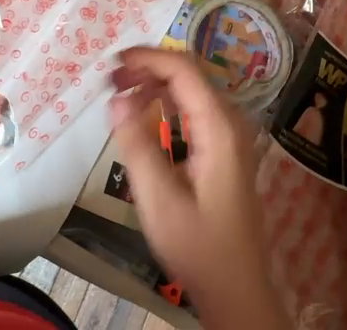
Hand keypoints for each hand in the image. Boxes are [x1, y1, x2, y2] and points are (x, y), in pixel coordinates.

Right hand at [109, 47, 285, 329]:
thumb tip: (116, 99)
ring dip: (155, 85)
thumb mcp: (160, 201)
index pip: (184, 70)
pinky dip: (166, 104)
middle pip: (189, 74)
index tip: (112, 63)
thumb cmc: (199, 247)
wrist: (237, 288)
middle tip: (110, 81)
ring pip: (191, 90)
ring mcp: (230, 135)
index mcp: (219, 127)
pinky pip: (194, 110)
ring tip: (119, 95)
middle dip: (148, 69)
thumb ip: (137, 146)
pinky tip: (143, 117)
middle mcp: (230, 122)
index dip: (147, 58)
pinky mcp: (224, 149)